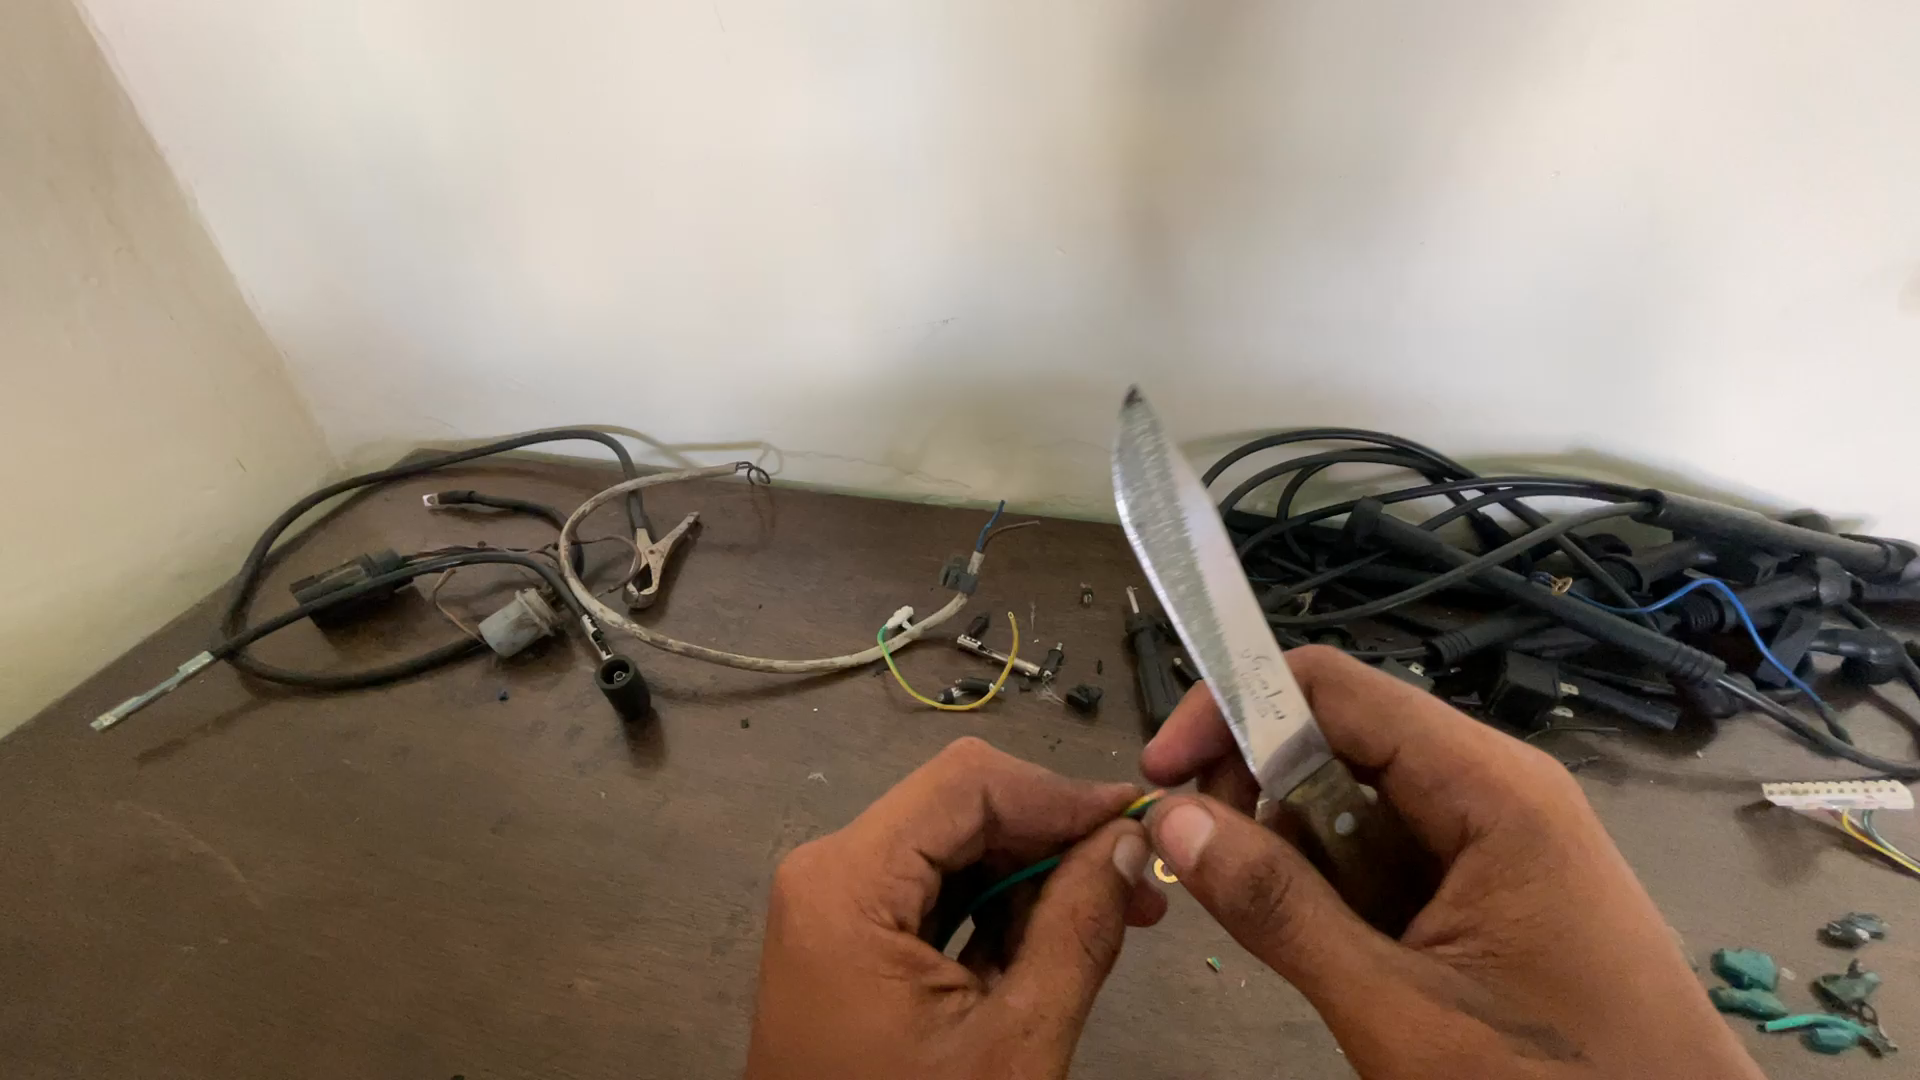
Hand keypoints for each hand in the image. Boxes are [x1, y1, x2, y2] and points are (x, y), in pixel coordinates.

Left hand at [746, 737, 1165, 1079]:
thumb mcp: (1013, 1048)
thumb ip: (1076, 928)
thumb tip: (1128, 839)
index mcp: (848, 881)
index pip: (966, 783)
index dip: (1057, 793)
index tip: (1135, 821)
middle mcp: (831, 867)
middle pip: (959, 805)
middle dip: (1050, 834)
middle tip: (1134, 877)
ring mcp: (835, 896)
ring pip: (954, 841)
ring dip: (1031, 869)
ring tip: (1109, 911)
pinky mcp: (850, 927)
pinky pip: (935, 884)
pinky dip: (996, 902)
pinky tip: (1049, 933)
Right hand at [1141, 646, 1763, 1078]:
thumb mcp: (1401, 1016)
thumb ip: (1278, 910)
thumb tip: (1170, 819)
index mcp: (1486, 785)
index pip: (1325, 685)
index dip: (1230, 707)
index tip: (1165, 771)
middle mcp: (1483, 782)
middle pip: (1327, 731)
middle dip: (1251, 783)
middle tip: (1208, 857)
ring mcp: (1481, 826)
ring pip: (1338, 788)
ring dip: (1285, 840)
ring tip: (1285, 922)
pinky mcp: (1474, 871)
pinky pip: (1366, 838)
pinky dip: (1322, 875)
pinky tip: (1333, 939)